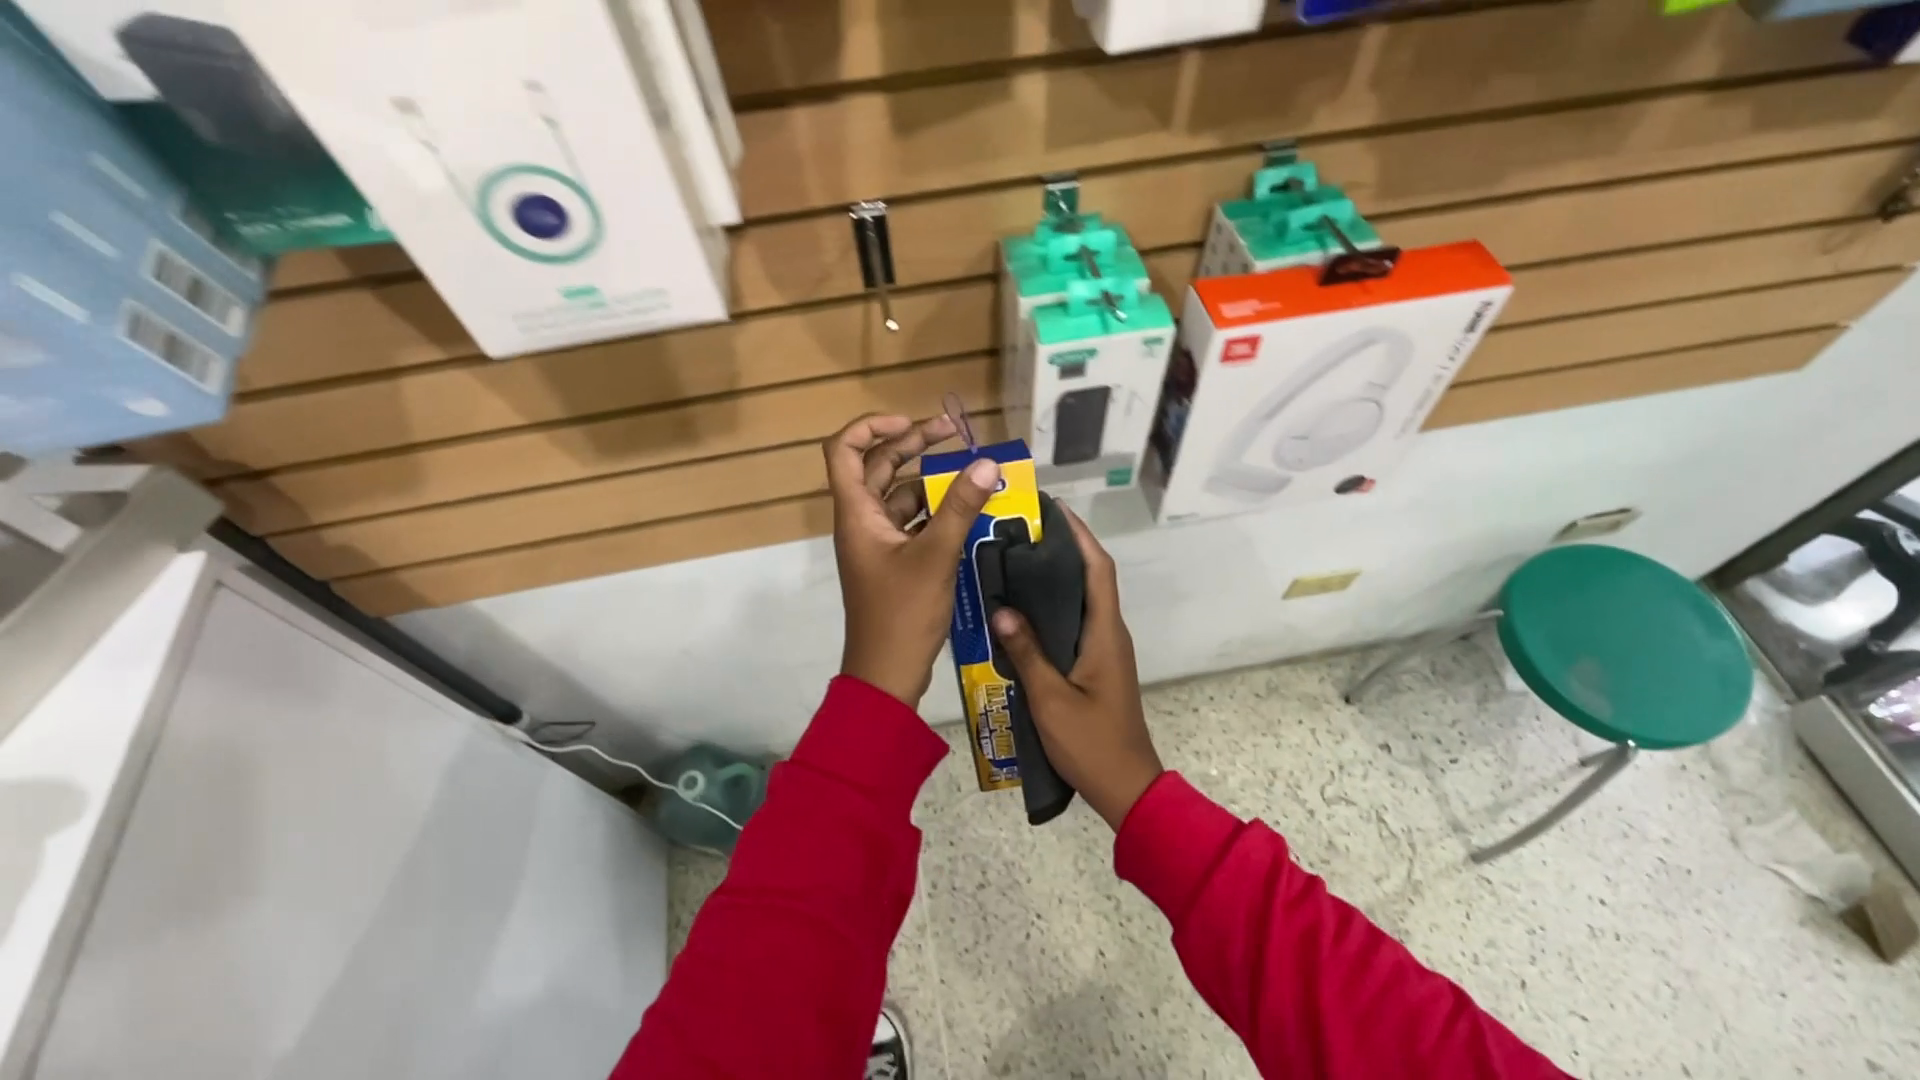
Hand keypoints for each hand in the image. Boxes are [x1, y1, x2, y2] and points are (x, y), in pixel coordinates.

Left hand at [825, 413, 1000, 708]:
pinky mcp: (893, 562)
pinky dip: (935, 511)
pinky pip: (911, 523)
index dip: (872, 426)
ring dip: (930, 480)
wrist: (887, 673)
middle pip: (879, 467)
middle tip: (957, 433)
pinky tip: (967, 511)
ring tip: (972, 473)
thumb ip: (960, 507)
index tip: (913, 424)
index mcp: (857, 513)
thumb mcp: (936, 556)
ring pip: (899, 496)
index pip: (845, 450)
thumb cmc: (903, 613)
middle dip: (915, 445)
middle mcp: (862, 522)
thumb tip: (988, 463)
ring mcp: (877, 543)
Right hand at [989, 508, 1161, 830]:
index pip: (1097, 570)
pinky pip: (1074, 624)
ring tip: (1014, 562)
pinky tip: (1022, 613)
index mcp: (1105, 634)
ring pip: (1081, 601)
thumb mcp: (1051, 699)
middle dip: (1062, 549)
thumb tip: (1003, 609)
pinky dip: (1052, 608)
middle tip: (1019, 533)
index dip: (1079, 535)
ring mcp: (1105, 651)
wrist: (1126, 786)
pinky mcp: (1096, 666)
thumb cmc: (1092, 743)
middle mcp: (1109, 634)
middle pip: (1090, 578)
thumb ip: (1028, 653)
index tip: (1053, 510)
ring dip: (1055, 578)